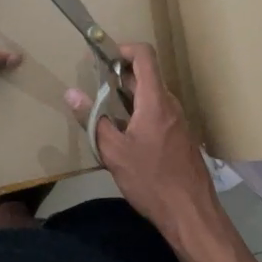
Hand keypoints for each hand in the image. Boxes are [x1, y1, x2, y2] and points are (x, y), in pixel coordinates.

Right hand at [67, 43, 218, 240]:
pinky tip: (126, 137)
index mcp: (155, 100)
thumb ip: (93, 120)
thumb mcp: (114, 152)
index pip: (145, 55)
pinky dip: (140, 113)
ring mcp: (178, 119)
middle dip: (120, 77)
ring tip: (106, 115)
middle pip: (147, 75)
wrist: (191, 212)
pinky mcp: (180, 135)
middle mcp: (170, 103)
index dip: (124, 49)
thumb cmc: (151, 180)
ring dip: (129, 97)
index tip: (102, 58)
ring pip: (152, 96)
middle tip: (95, 89)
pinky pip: (159, 112)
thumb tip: (71, 93)